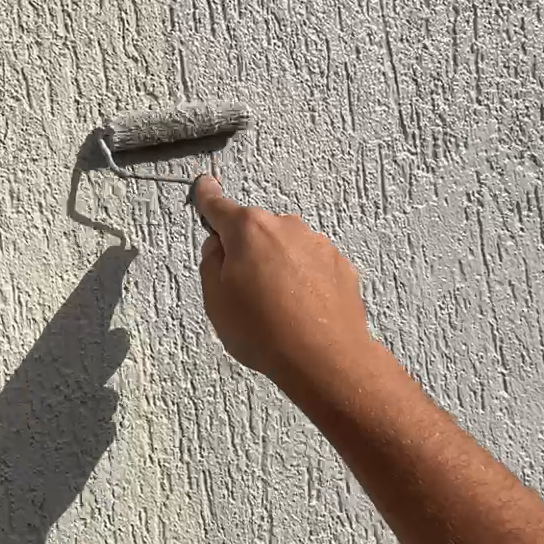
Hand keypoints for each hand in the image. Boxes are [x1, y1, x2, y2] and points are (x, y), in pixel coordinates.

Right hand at [195, 176, 377, 394]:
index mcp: (248, 230)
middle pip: (254, 231)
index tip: (205, 186)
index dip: (207, 198)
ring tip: (275, 311)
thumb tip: (218, 247)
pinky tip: (298, 312)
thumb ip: (211, 264)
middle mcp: (285, 227)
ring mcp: (316, 244)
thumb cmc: (263, 330)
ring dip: (276, 268)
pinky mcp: (339, 265)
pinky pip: (309, 266)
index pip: (219, 206)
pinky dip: (301, 282)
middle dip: (246, 253)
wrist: (323, 358)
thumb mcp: (215, 300)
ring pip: (284, 249)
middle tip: (242, 292)